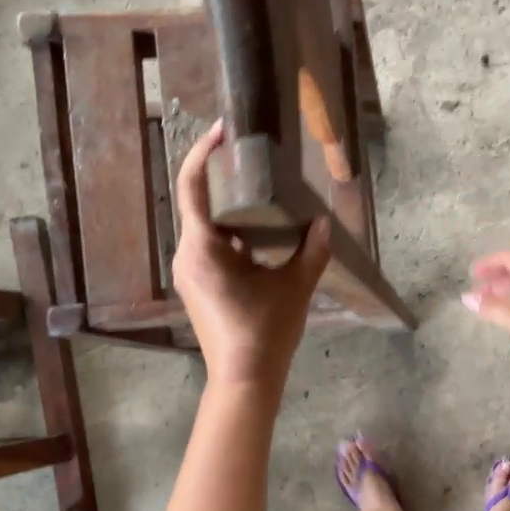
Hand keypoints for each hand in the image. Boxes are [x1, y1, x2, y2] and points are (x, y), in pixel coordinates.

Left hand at [172, 120, 331, 391]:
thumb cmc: (266, 331)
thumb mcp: (295, 287)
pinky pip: (211, 250)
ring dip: (233, 215)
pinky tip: (260, 240)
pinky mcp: (198, 289)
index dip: (204, 153)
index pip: (193, 186)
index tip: (222, 130)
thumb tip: (322, 223)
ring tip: (264, 200)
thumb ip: (311, 251)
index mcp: (202, 247)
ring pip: (208, 230)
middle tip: (255, 164)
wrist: (245, 380)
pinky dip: (233, 238)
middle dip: (226, 183)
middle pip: (200, 206)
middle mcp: (186, 256)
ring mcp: (189, 274)